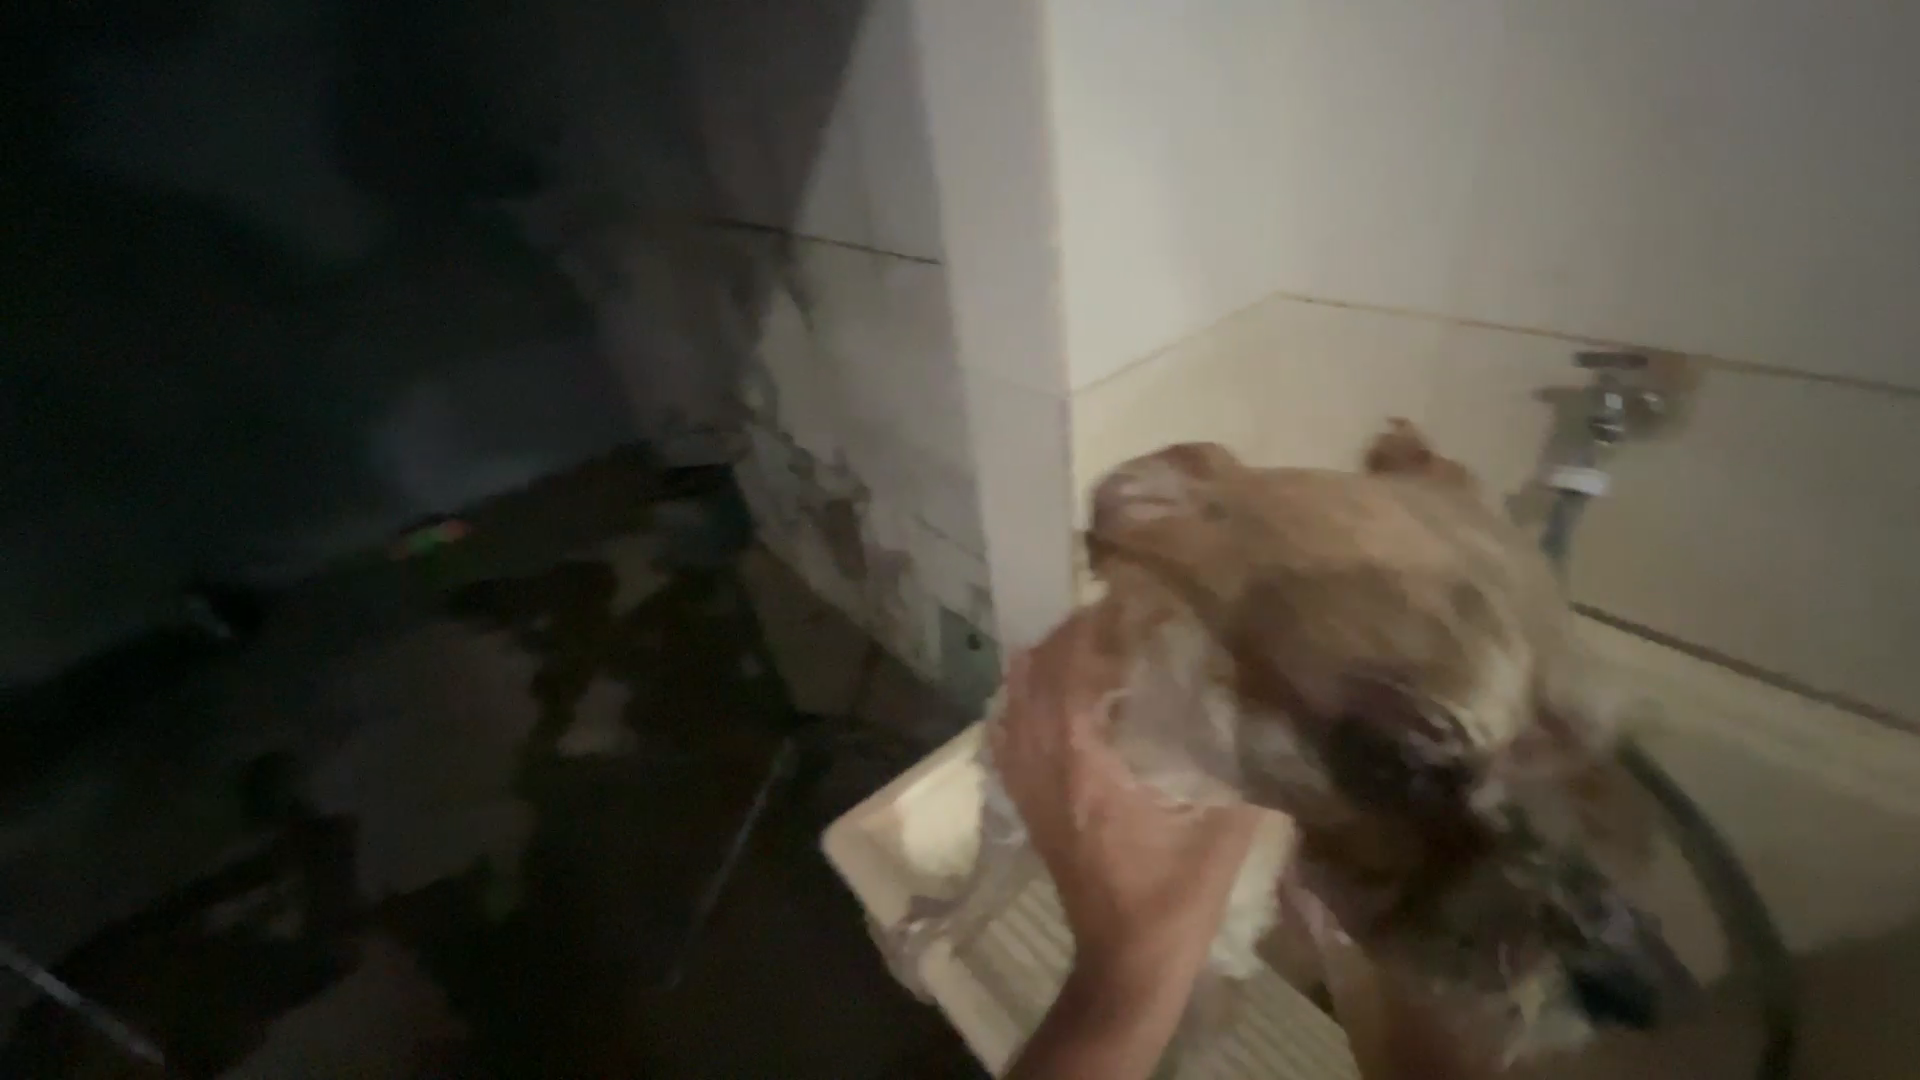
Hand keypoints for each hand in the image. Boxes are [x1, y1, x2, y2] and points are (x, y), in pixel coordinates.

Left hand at [991, 611, 1259, 992]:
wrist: (1124, 960)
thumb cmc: (1172, 897)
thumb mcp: (1220, 834)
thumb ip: (1240, 774)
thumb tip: (1259, 718)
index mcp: (1086, 769)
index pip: (1068, 681)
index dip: (1082, 637)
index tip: (1107, 605)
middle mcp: (1045, 771)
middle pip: (1033, 686)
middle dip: (1057, 643)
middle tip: (1091, 617)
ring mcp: (1029, 792)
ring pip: (1012, 712)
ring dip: (1033, 672)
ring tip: (1061, 644)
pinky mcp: (1027, 810)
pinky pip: (1004, 745)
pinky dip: (1012, 710)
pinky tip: (1026, 699)